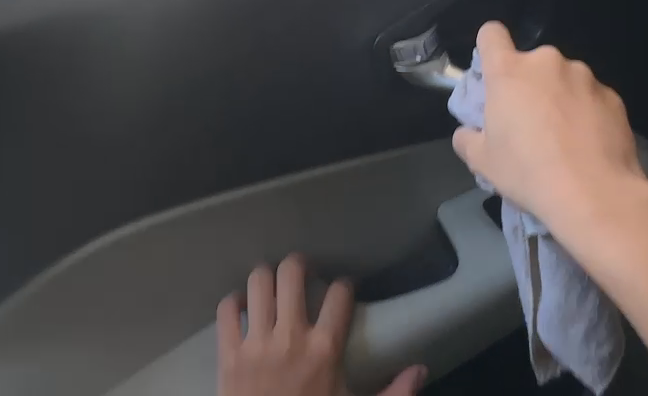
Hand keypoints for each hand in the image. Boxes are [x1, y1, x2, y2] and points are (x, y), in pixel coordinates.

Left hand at [218, 254, 425, 395]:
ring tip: (273, 286)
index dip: (345, 285)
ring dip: (266, 278)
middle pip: (292, 272)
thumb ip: (394, 394)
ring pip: (258, 282)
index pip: (339, 294)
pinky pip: (226, 310)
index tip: (344, 288)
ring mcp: (256, 343)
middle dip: (300, 265)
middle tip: (305, 274)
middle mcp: (290, 337)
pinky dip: (233, 302)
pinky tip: (243, 307)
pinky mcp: (228, 354)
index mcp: (325, 350)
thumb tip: (421, 368)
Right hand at [450, 22, 647, 242]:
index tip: (493, 72)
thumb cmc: (529, 173)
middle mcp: (546, 62)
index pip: (491, 34)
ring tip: (566, 137)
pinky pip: (592, 97)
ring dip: (560, 97)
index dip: (489, 47)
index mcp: (508, 71)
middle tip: (531, 121)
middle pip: (531, 63)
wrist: (596, 196)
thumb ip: (467, 139)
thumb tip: (468, 133)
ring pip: (564, 79)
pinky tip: (590, 144)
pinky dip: (588, 112)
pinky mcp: (613, 96)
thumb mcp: (483, 162)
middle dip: (530, 84)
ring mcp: (583, 76)